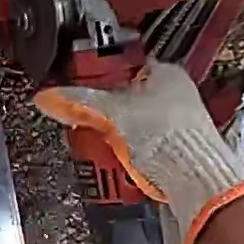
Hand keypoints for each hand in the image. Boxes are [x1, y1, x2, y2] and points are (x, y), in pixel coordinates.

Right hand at [34, 62, 243, 243]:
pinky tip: (112, 154)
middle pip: (123, 95)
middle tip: (83, 115)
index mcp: (165, 73)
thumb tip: (49, 95)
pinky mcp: (170, 147)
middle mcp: (174, 93)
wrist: (195, 178)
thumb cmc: (168, 137)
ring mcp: (175, 121)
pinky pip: (138, 142)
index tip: (77, 86)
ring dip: (110, 130)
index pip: (121, 65)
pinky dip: (123, 147)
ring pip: (130, 120)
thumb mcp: (111, 111)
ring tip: (95, 137)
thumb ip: (77, 101)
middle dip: (100, 108)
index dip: (96, 76)